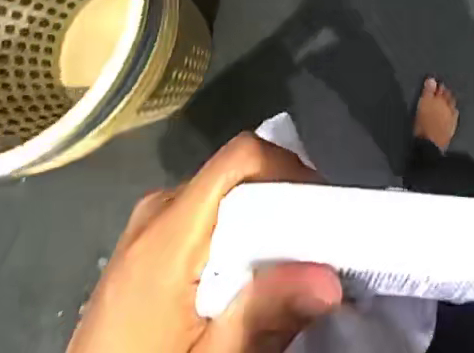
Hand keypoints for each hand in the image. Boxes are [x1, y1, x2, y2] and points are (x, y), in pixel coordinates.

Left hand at [68, 135, 343, 352]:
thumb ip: (262, 316)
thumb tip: (331, 279)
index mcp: (168, 229)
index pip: (239, 157)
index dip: (288, 167)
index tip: (322, 208)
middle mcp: (156, 211)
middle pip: (234, 175)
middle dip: (281, 200)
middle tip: (317, 245)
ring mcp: (145, 227)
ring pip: (220, 196)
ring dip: (260, 219)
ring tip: (288, 265)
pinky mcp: (142, 247)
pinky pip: (201, 216)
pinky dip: (234, 232)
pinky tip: (246, 277)